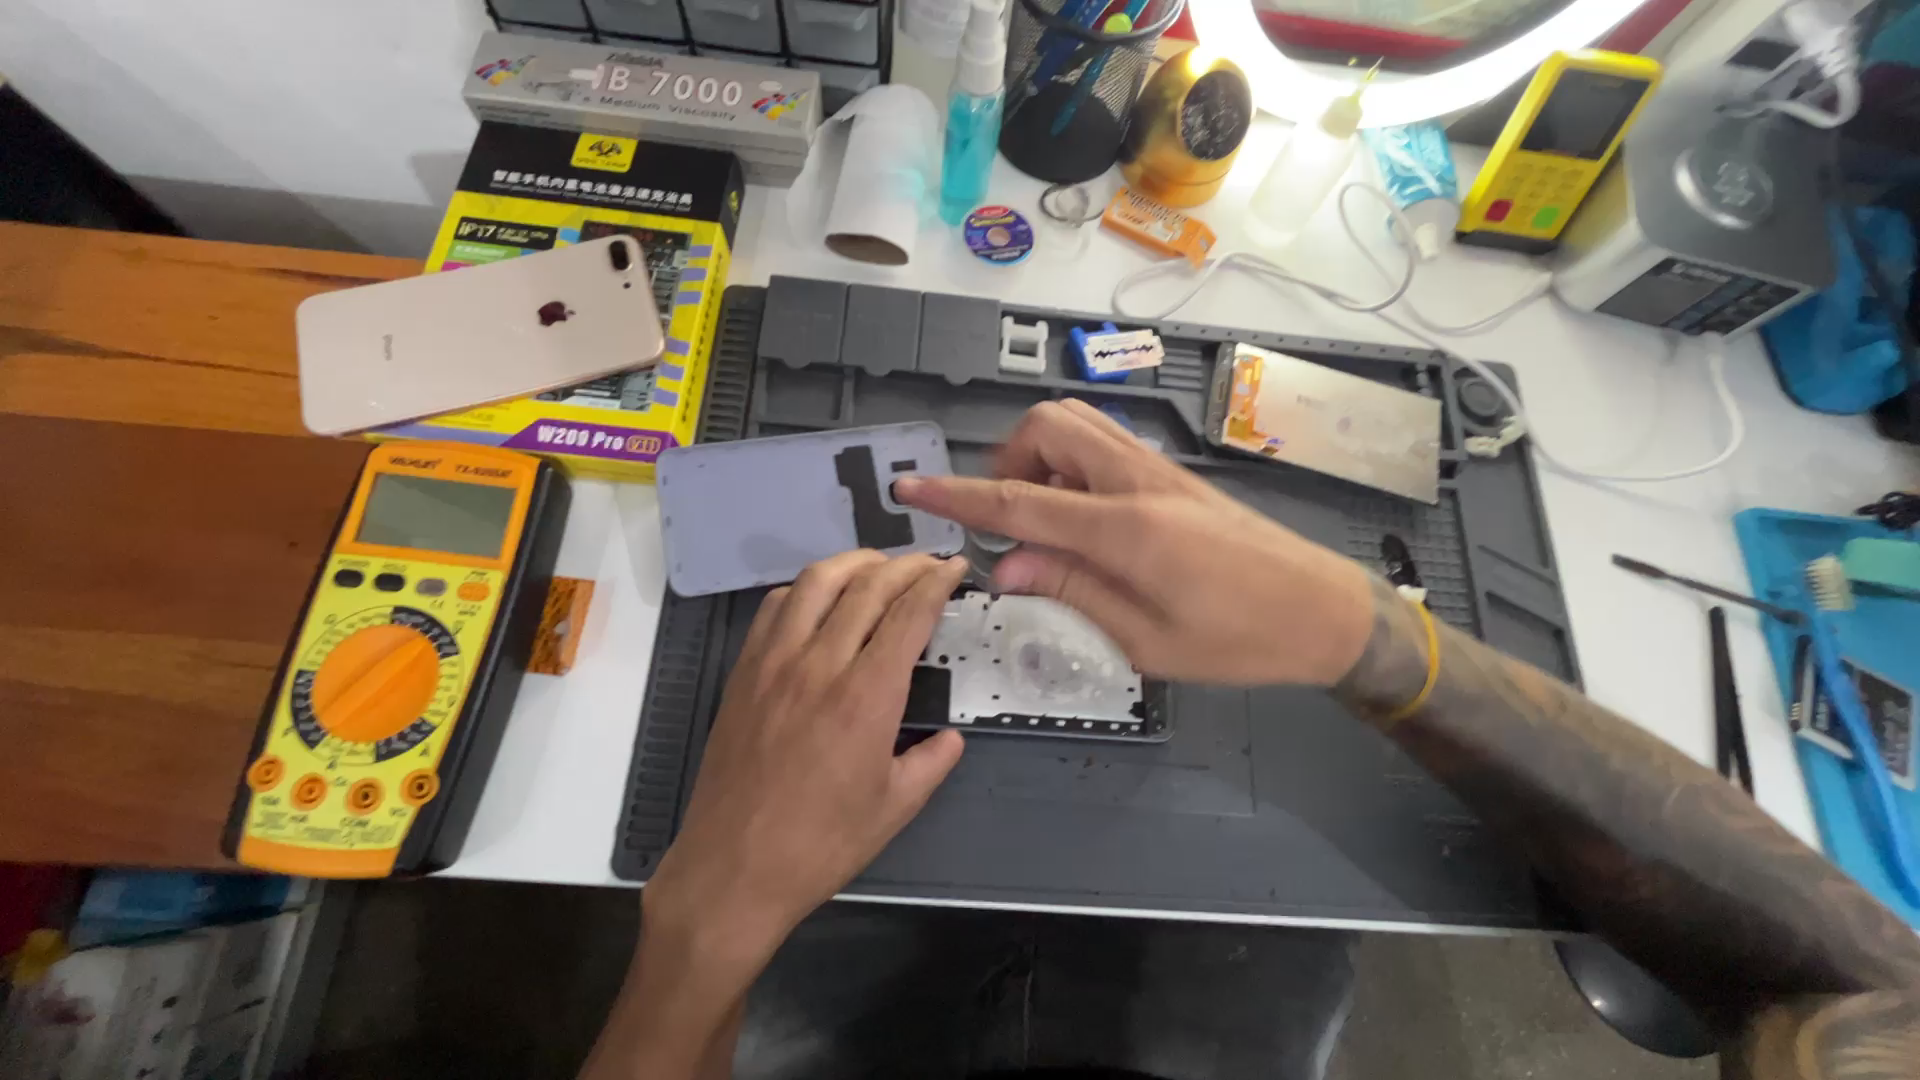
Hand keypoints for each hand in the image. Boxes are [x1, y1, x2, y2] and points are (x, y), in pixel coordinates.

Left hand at [644, 550, 968, 963]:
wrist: (733, 869)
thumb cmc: (821, 843)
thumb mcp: (895, 807)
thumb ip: (932, 762)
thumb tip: (951, 738)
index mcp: (867, 695)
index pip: (909, 613)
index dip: (937, 582)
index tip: (954, 567)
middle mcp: (821, 663)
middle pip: (868, 586)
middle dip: (906, 565)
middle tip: (928, 564)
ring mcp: (774, 662)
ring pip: (816, 582)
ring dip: (855, 562)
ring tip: (879, 566)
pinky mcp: (743, 671)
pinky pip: (775, 607)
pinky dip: (806, 588)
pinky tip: (820, 598)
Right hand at [894, 400, 1372, 686]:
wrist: (1324, 611)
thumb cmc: (1239, 640)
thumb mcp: (1145, 638)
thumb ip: (1069, 591)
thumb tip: (1004, 567)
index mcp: (1125, 528)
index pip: (1018, 501)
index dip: (956, 496)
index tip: (910, 487)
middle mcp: (1137, 480)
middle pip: (1047, 424)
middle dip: (1007, 461)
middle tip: (1010, 521)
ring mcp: (1158, 468)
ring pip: (1076, 422)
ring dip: (1039, 458)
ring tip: (1046, 520)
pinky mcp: (1172, 473)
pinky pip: (1103, 441)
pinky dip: (1071, 463)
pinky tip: (1084, 518)